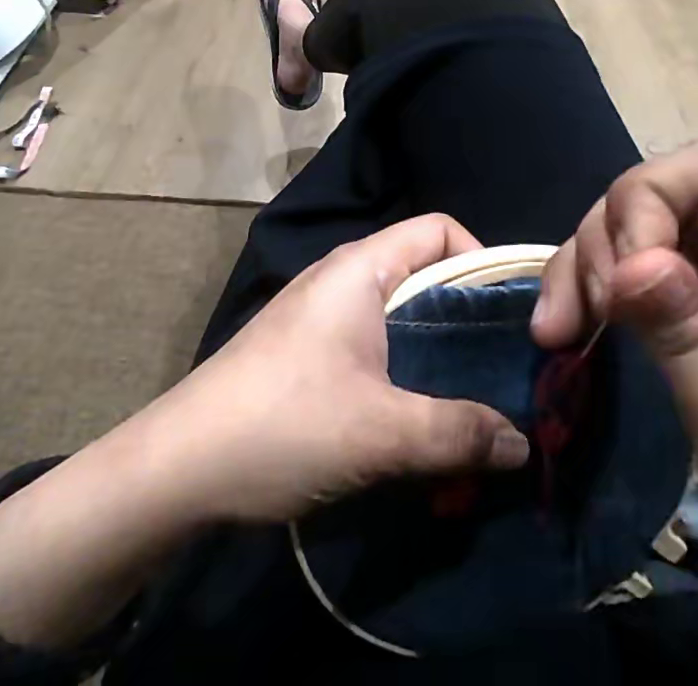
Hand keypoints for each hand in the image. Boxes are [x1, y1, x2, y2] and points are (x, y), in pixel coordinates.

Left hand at [0, 215, 528, 647]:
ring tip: (472, 402)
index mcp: (359, 270)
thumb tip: (524, 446)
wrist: (173, 469)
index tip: (510, 317)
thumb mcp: (382, 432)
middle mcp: (341, 280)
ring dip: (438, 355)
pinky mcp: (307, 354)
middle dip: (469, 318)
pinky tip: (419, 421)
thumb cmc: (281, 426)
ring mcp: (320, 318)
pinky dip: (406, 374)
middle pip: (425, 274)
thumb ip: (460, 433)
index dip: (483, 259)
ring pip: (401, 317)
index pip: (440, 229)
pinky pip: (375, 347)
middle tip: (506, 370)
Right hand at [533, 143, 697, 685]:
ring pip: (649, 239)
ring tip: (558, 334)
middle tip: (571, 323)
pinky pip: (653, 287)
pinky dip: (604, 301)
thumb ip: (697, 343)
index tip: (614, 284)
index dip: (644, 202)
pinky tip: (576, 336)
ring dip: (591, 271)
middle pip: (668, 199)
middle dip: (604, 243)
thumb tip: (627, 259)